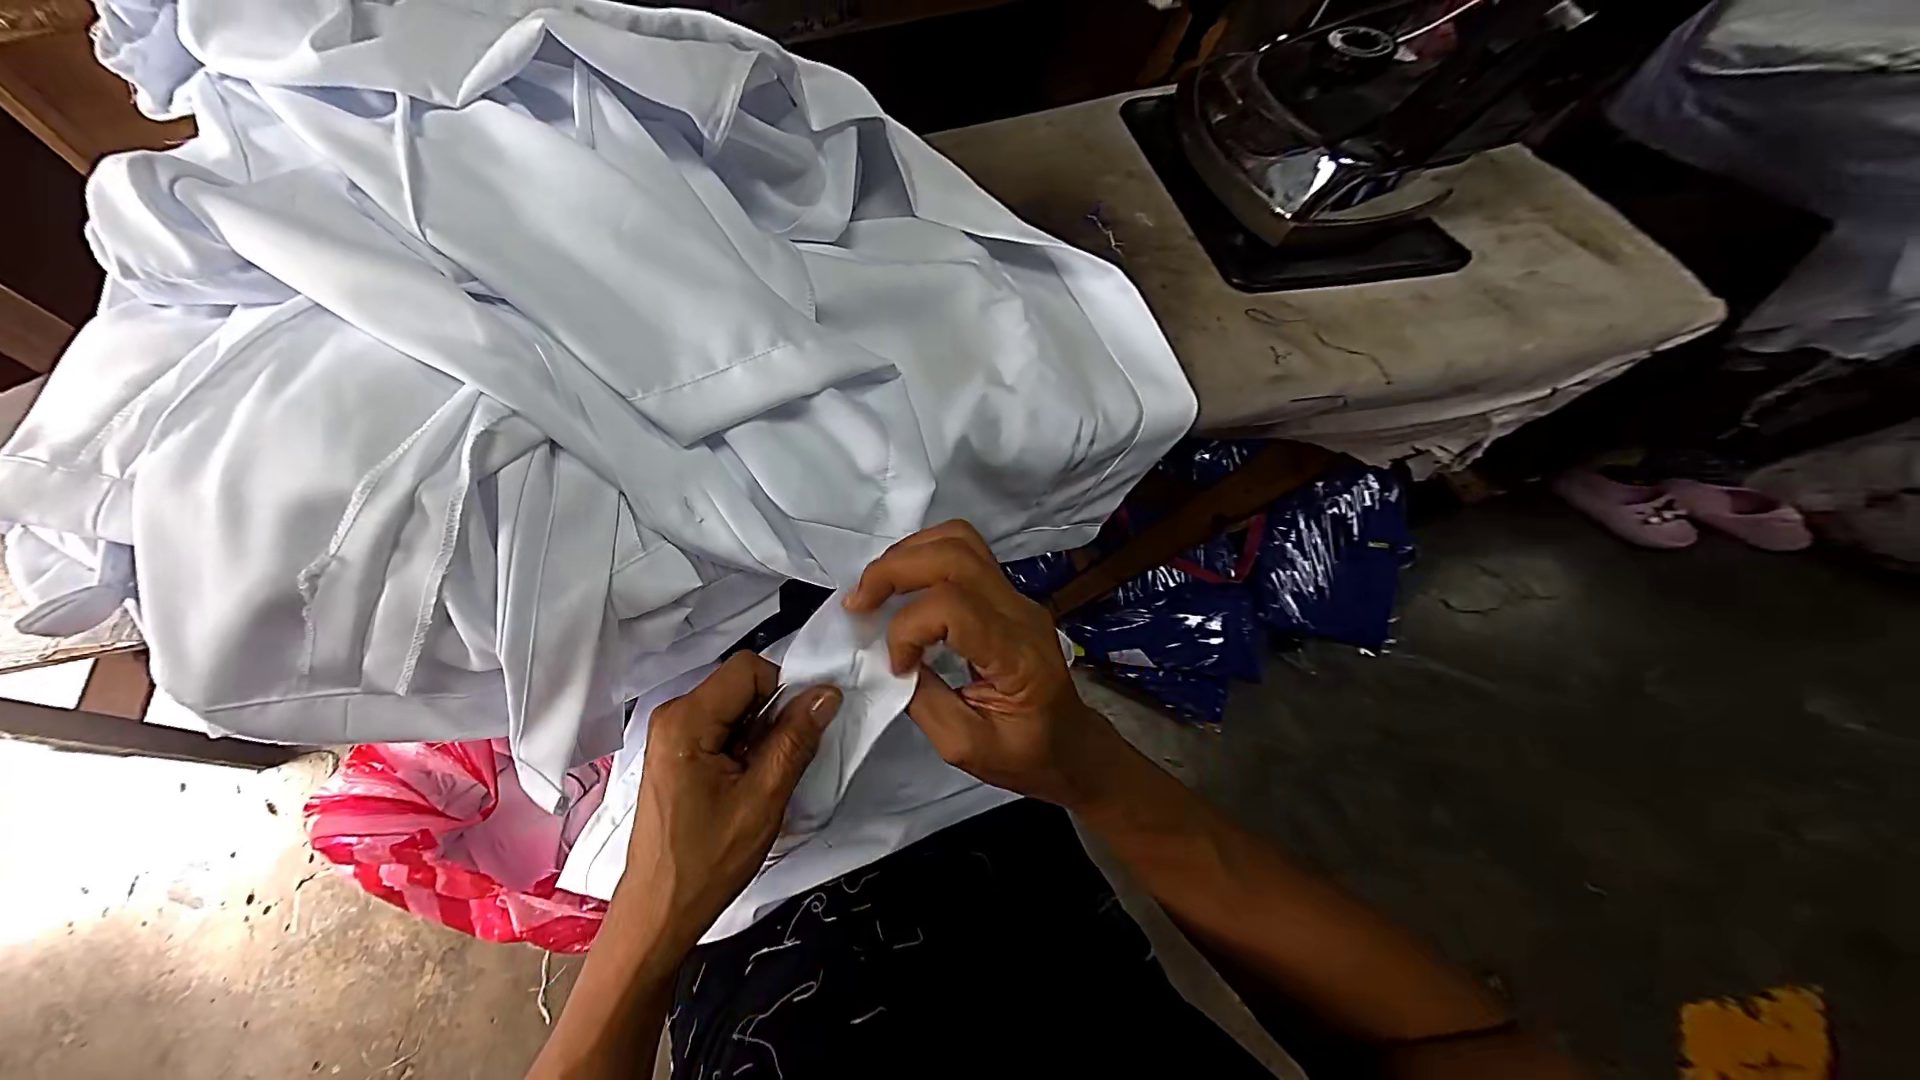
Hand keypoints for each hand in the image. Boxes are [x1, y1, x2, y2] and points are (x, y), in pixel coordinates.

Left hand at [620, 652, 841, 950]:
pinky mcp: (677, 750)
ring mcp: (672, 733)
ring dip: (761, 730)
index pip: (749, 669)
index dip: (783, 690)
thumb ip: (796, 739)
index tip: (796, 730)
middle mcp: (673, 715)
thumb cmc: (707, 861)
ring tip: (762, 775)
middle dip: (773, 712)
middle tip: (780, 759)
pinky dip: (746, 742)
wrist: (658, 913)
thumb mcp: (763, 798)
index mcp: (686, 720)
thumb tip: (827, 694)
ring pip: (737, 704)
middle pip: (742, 683)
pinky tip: (747, 779)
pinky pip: (724, 724)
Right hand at [845, 520, 1131, 809]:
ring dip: (909, 555)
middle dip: (895, 569)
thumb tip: (886, 659)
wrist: (1071, 745)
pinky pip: (965, 553)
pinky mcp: (1009, 594)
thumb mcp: (966, 746)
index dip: (908, 629)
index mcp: (1017, 654)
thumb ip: (922, 700)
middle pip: (955, 555)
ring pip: (961, 540)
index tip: (899, 666)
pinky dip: (923, 557)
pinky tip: (903, 585)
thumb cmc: (1025, 754)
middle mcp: (1021, 611)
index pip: (954, 606)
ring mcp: (1018, 596)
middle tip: (859, 603)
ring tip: (877, 588)